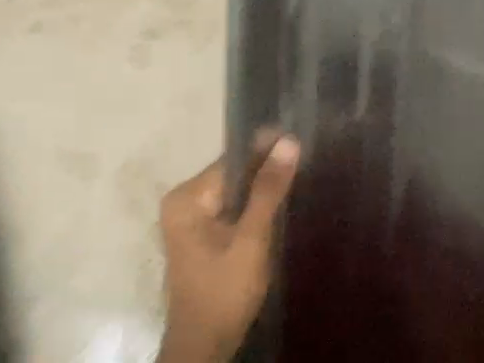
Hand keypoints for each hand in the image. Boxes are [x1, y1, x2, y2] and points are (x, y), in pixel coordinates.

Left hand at [158, 134, 301, 362]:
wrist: (203, 348)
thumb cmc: (224, 292)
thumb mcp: (251, 240)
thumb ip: (268, 190)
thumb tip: (288, 141)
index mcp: (186, 197)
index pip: (232, 162)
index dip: (265, 153)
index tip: (297, 141)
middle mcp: (182, 202)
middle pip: (232, 176)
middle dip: (264, 173)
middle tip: (301, 161)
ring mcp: (188, 221)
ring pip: (233, 194)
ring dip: (260, 193)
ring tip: (294, 179)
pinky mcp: (199, 238)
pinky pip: (229, 211)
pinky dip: (251, 211)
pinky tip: (275, 210)